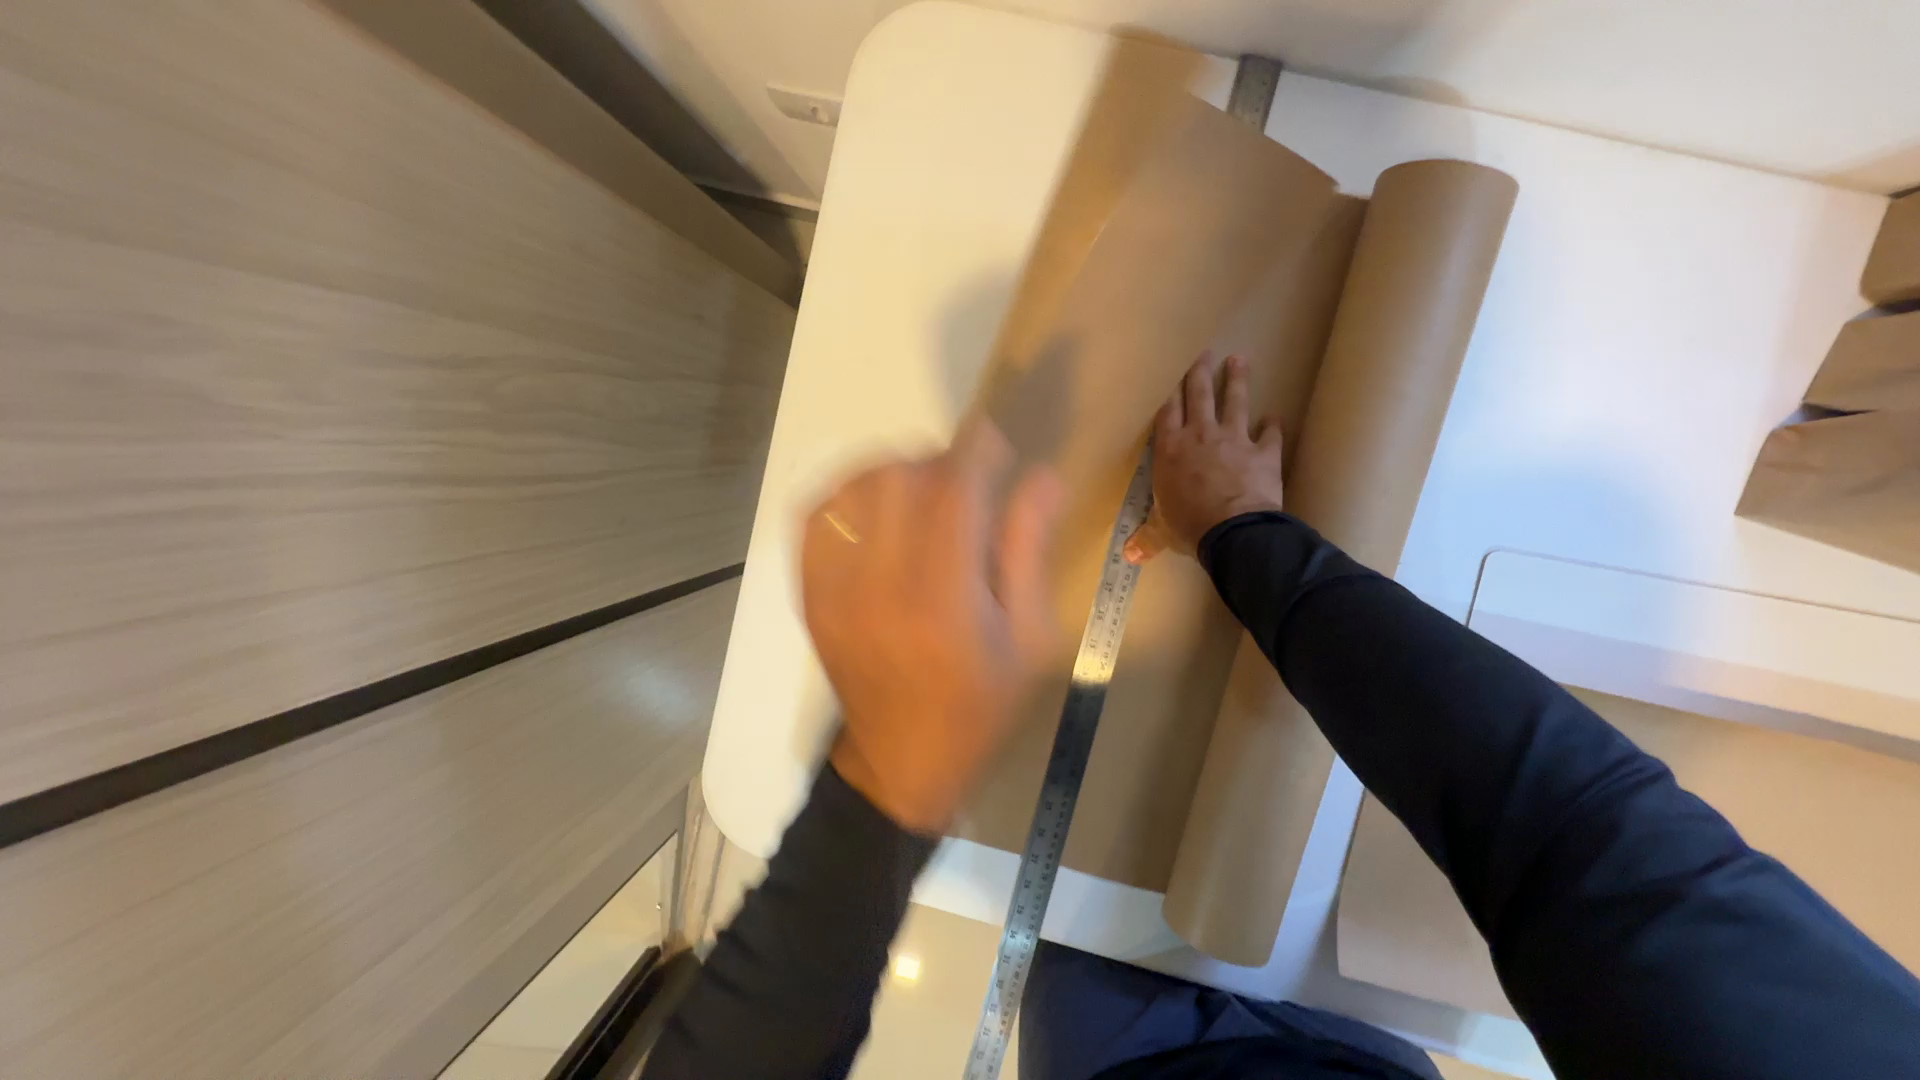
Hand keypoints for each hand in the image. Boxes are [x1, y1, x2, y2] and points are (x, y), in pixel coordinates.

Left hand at [802, 420, 1064, 832]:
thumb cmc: (980, 703)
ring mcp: (834, 589)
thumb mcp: (1030, 639)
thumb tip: (1042, 476)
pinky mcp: (809, 593)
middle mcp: (879, 586)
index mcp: (943, 601)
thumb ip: (1030, 553)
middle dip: (937, 460)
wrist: (902, 758)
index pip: (952, 491)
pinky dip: (846, 494)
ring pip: (853, 487)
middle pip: (898, 478)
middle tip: (964, 480)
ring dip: (892, 471)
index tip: (994, 440)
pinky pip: (815, 517)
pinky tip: (877, 509)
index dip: (976, 450)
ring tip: (922, 491)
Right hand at [1124, 352, 1283, 563]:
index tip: (1172, 372)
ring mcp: (1234, 440)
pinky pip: (1270, 434)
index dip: (1169, 393)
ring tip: (1239, 359)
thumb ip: (1147, 538)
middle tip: (1203, 354)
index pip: (1167, 413)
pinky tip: (1276, 416)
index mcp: (1170, 451)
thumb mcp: (1162, 532)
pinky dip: (1273, 425)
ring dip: (1237, 380)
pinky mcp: (1263, 452)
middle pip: (1199, 397)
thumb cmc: (1189, 526)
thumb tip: (1129, 556)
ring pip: (1235, 402)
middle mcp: (1200, 436)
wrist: (1232, 530)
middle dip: (1199, 374)